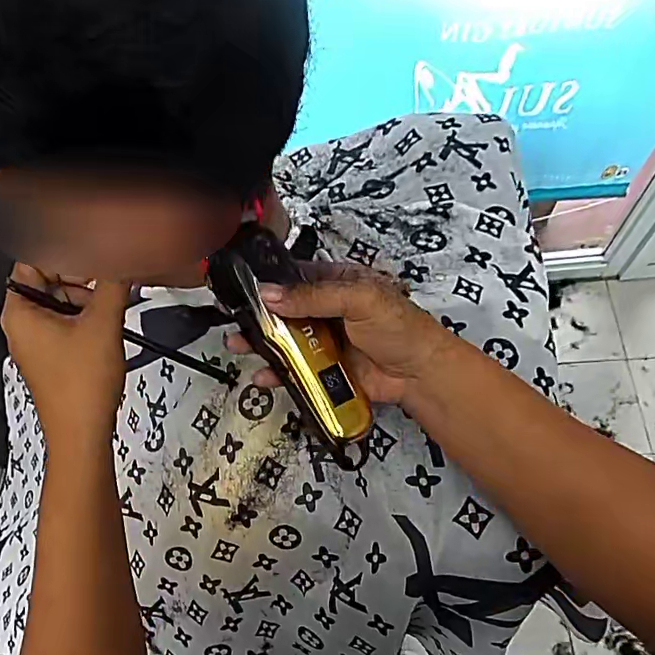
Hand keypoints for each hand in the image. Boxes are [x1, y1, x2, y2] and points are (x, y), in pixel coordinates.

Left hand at [2, 262, 130, 451]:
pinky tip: (109, 327)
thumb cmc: (79, 390)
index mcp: (19, 311)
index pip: (35, 259)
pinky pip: (69, 325)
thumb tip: (122, 260)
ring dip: (90, 300)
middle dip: (84, 277)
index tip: (95, 252)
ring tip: (113, 308)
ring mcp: (38, 342)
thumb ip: (113, 284)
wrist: (82, 434)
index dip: (67, 253)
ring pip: (63, 303)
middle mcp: (22, 325)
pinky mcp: (54, 357)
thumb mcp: (103, 325)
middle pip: (51, 279)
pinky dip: (89, 320)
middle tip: (110, 281)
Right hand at [223, 263, 455, 407]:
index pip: (297, 278)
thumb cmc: (400, 328)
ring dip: (262, 345)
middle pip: (285, 312)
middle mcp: (328, 312)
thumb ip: (314, 296)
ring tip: (239, 346)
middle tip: (235, 321)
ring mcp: (325, 342)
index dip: (271, 283)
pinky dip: (278, 374)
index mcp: (338, 284)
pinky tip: (264, 376)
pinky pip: (296, 370)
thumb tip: (271, 294)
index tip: (244, 290)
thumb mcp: (358, 300)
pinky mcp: (325, 370)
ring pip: (286, 342)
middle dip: (259, 318)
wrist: (419, 374)